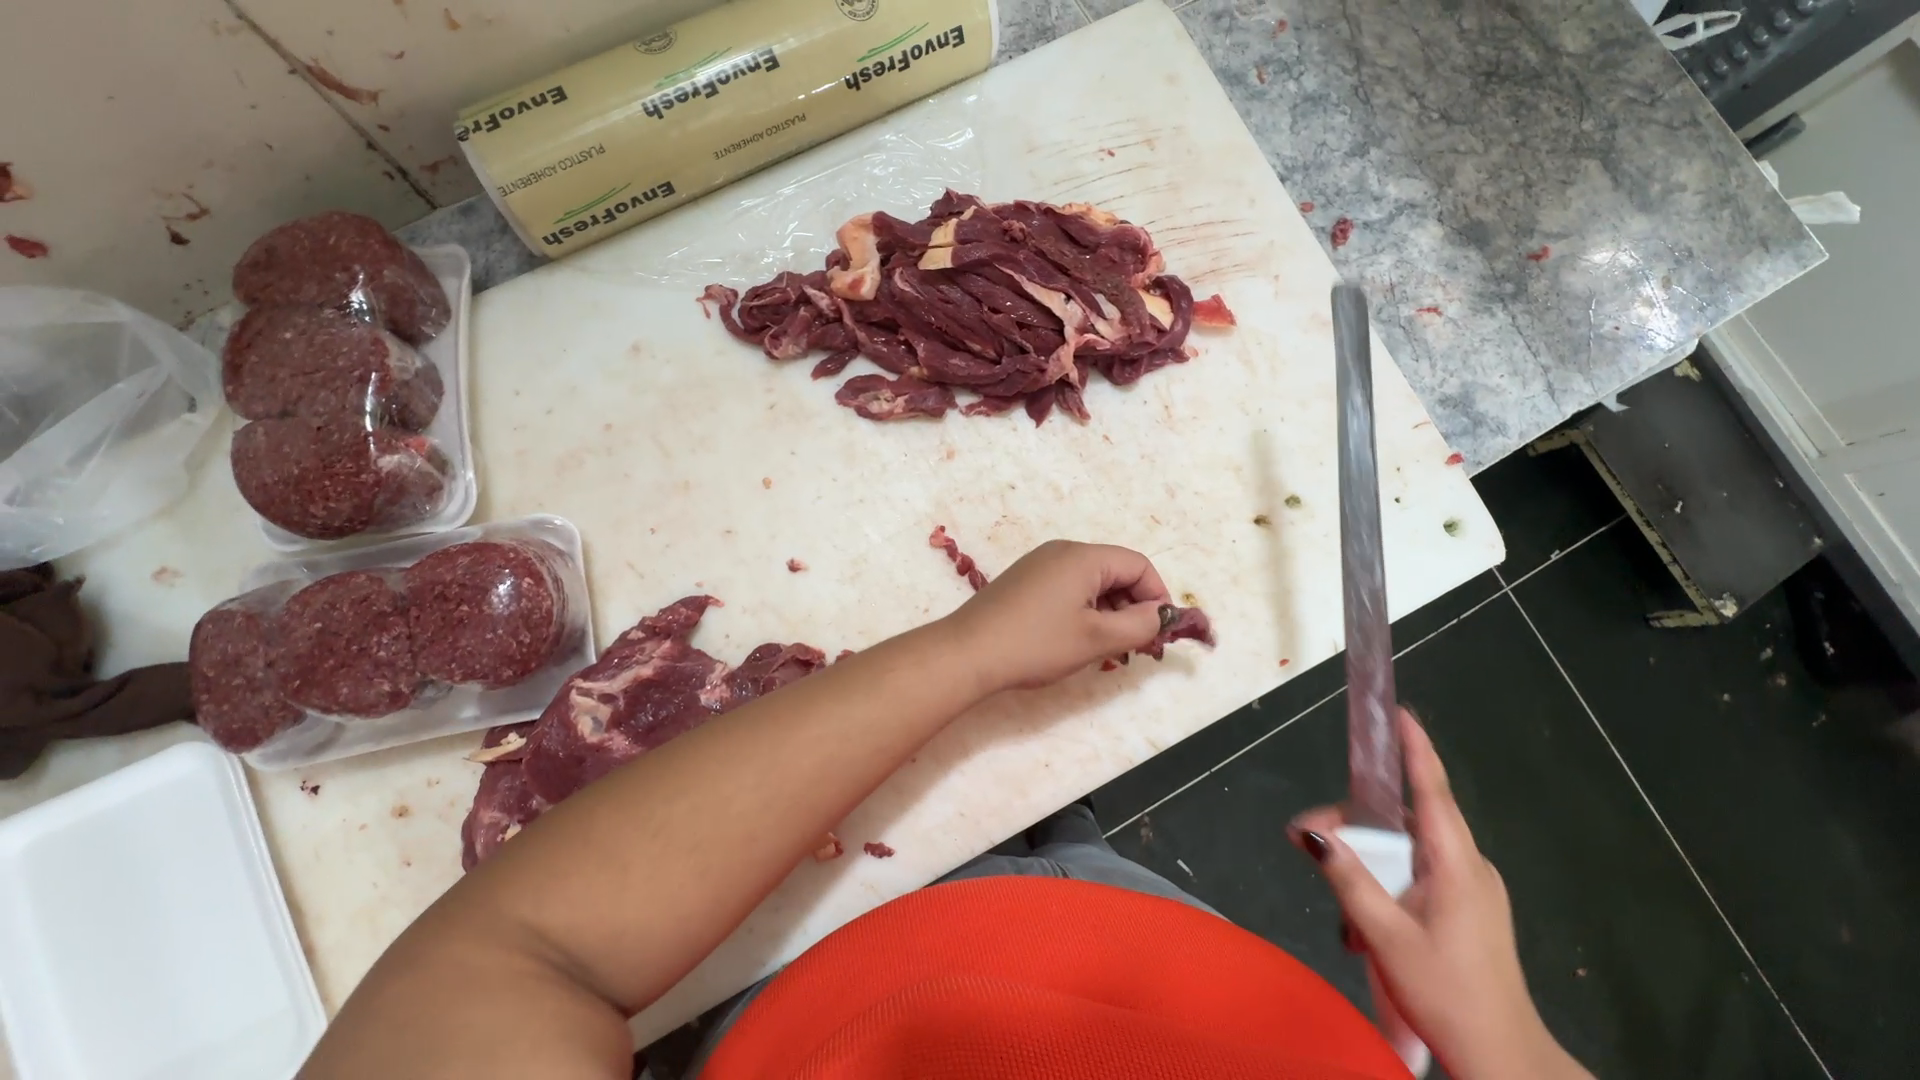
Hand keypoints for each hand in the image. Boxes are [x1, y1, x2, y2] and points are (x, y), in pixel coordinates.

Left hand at [942, 540, 1170, 693]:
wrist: (968, 653)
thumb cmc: (1036, 644)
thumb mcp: (1096, 639)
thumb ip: (1139, 625)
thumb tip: (1162, 614)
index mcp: (1082, 557)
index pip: (1138, 565)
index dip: (1158, 597)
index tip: (1160, 633)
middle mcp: (1061, 552)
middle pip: (1115, 571)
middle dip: (1134, 607)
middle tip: (1139, 647)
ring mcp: (1039, 566)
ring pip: (1092, 583)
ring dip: (1110, 613)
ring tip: (1110, 650)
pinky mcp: (1025, 584)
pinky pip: (1069, 590)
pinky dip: (1085, 612)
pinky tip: (1079, 642)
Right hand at [1289, 709, 1590, 1079]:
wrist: (1503, 1057)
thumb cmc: (1445, 992)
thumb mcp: (1386, 936)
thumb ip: (1348, 878)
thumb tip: (1312, 831)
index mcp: (1456, 864)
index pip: (1432, 790)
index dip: (1415, 749)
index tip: (1399, 713)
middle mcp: (1470, 866)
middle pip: (1408, 820)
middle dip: (1356, 820)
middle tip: (1307, 836)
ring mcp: (1473, 888)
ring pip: (1411, 849)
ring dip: (1368, 856)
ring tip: (1333, 889)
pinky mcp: (1470, 909)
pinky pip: (1421, 873)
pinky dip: (1387, 878)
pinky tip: (1364, 914)